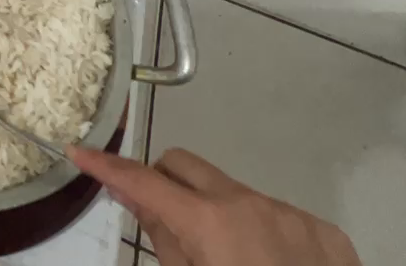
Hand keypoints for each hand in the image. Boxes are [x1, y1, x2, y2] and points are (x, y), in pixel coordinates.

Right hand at [70, 146, 361, 265]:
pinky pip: (277, 213)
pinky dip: (262, 230)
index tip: (77, 152)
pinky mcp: (327, 232)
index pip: (141, 179)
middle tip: (161, 213)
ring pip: (230, 190)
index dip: (105, 165)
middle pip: (182, 163)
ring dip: (216, 210)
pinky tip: (274, 265)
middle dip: (163, 179)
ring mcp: (291, 214)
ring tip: (232, 257)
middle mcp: (247, 203)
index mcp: (208, 221)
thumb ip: (160, 234)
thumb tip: (129, 193)